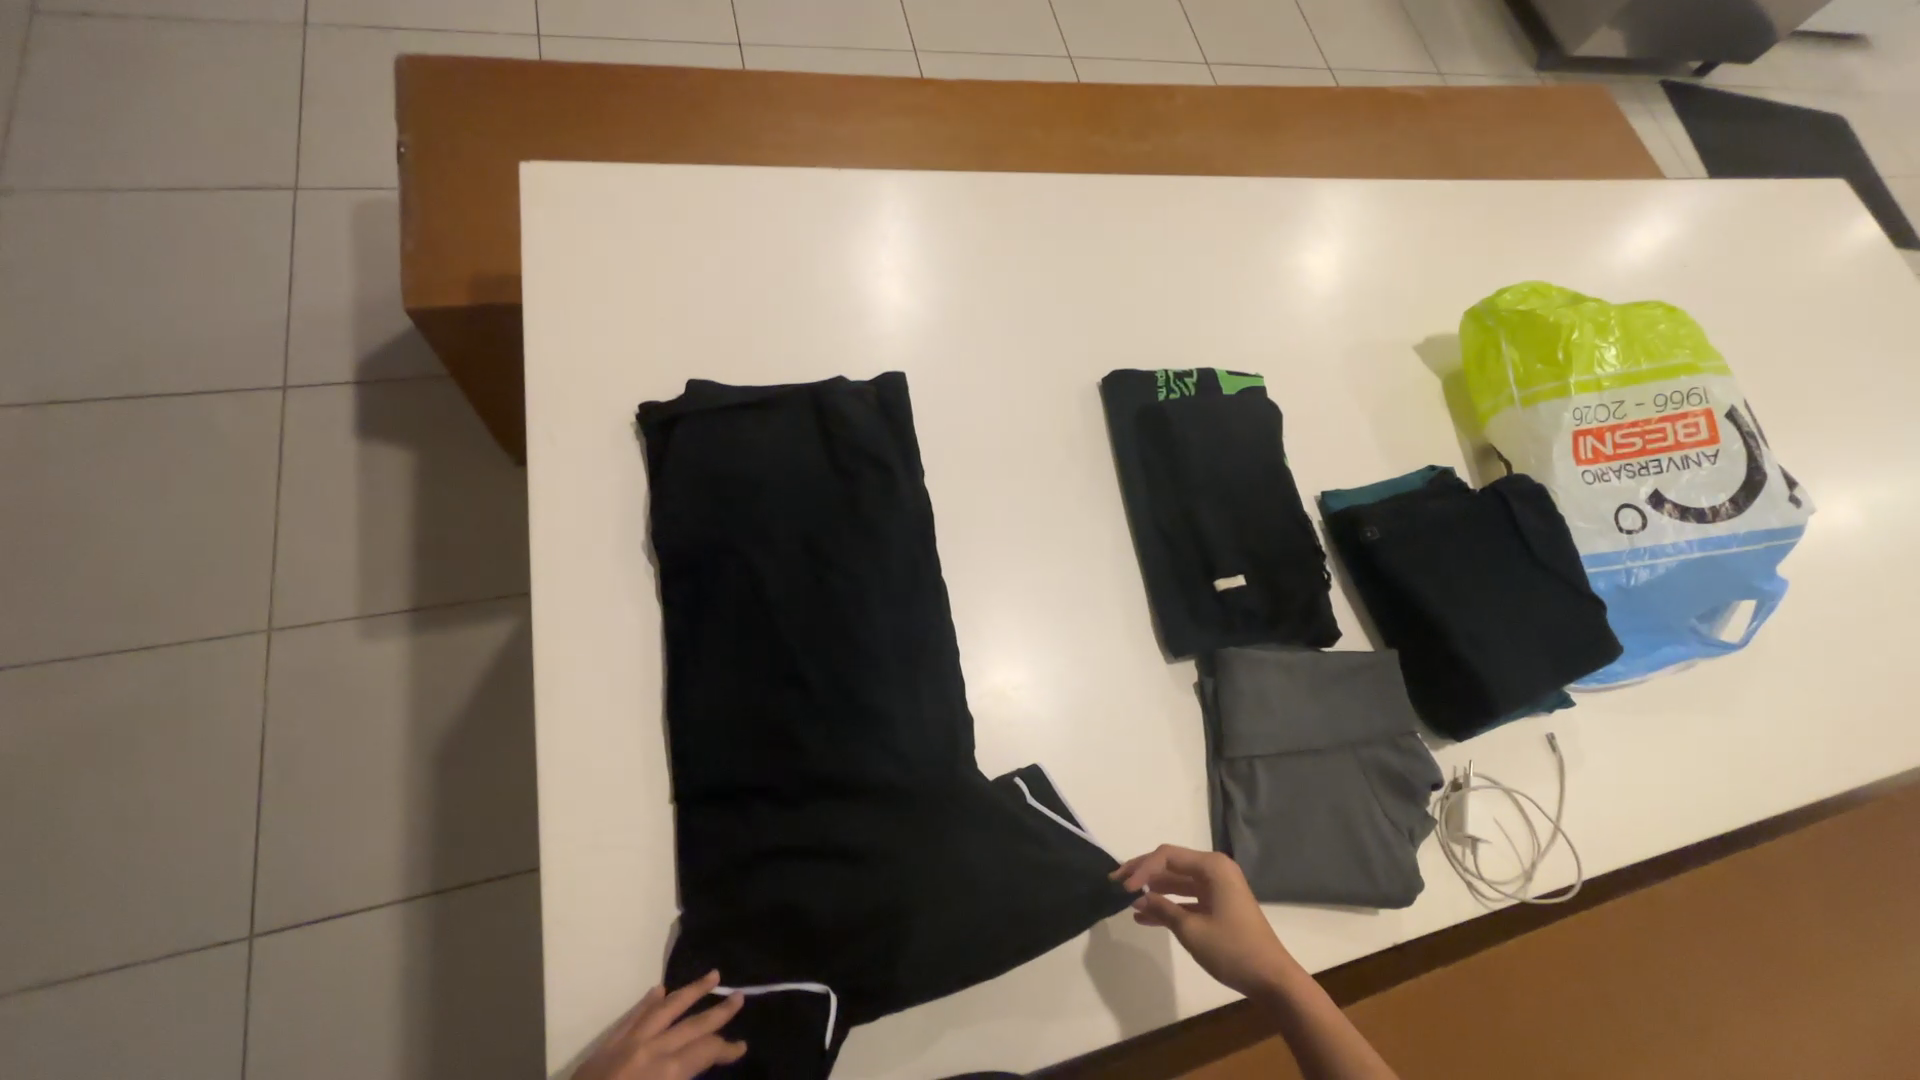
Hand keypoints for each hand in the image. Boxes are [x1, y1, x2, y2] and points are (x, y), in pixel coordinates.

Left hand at [574, 971, 748, 1079]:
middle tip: (739, 997)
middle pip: (691, 1025)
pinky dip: (647, 1002)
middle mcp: (650, 1050)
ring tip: (711, 977)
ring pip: (664, 1010)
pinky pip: (631, 1018)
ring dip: (690, 992)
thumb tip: (697, 1069)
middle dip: (718, 1012)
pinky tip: (658, 990)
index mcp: (665, 1073)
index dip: (726, 1049)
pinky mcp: (605, 1048)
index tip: (742, 1046)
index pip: (705, 1052)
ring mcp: (625, 1045)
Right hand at [1113, 845, 1299, 998]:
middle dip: (1143, 874)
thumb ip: (1163, 909)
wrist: (1272, 979)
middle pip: (1171, 865)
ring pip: (1177, 882)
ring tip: (1126, 899)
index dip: (1142, 869)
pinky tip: (1144, 916)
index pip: (1167, 856)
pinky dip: (1168, 905)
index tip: (1123, 888)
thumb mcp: (1192, 930)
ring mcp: (1217, 889)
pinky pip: (1187, 898)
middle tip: (1115, 882)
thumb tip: (1139, 898)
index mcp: (1212, 867)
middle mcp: (1215, 870)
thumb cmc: (1232, 949)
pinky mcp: (1218, 906)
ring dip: (1153, 890)